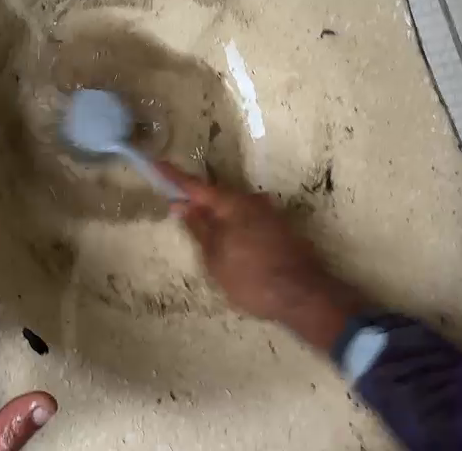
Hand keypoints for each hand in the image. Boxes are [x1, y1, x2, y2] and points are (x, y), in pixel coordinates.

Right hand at [156, 163, 364, 351]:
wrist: (305, 298)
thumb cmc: (252, 278)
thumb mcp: (215, 258)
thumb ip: (198, 228)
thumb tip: (181, 205)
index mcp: (231, 203)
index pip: (194, 185)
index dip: (173, 176)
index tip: (156, 163)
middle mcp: (251, 200)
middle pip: (217, 196)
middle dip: (198, 202)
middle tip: (181, 212)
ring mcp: (270, 213)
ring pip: (235, 210)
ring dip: (219, 219)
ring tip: (209, 241)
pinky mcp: (282, 229)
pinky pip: (249, 221)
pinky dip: (236, 228)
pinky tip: (234, 250)